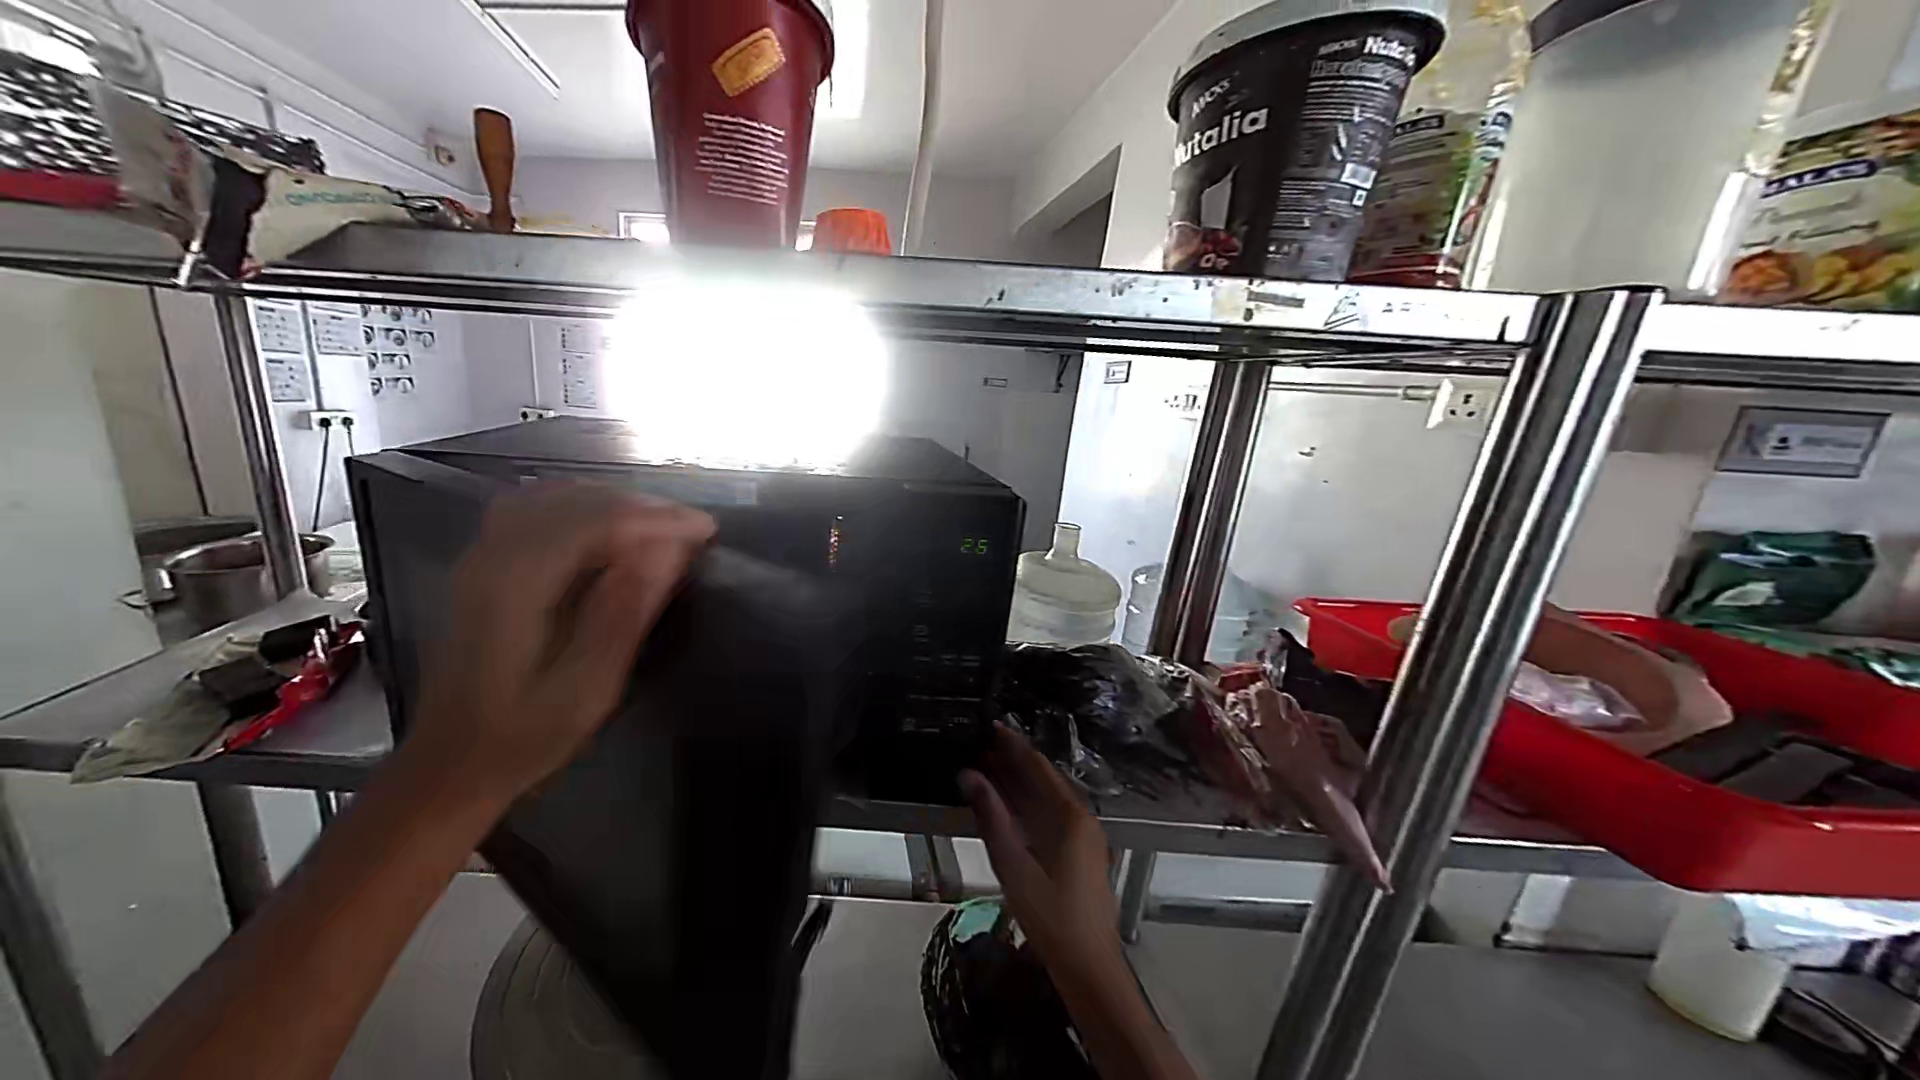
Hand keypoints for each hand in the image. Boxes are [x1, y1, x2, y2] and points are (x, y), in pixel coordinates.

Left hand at [407, 484, 714, 804]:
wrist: (451, 761)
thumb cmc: (525, 734)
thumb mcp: (587, 688)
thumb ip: (624, 614)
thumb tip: (668, 552)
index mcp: (516, 587)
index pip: (596, 522)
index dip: (659, 519)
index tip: (708, 530)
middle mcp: (492, 557)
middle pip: (576, 501)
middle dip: (644, 506)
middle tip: (695, 528)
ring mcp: (481, 556)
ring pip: (556, 496)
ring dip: (616, 501)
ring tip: (664, 524)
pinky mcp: (483, 564)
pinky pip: (537, 507)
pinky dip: (585, 504)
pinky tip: (612, 523)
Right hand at [959, 726, 1121, 974]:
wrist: (1089, 967)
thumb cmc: (1052, 918)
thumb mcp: (1015, 866)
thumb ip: (992, 818)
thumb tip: (969, 776)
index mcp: (1072, 817)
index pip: (1039, 768)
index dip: (1014, 745)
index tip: (992, 725)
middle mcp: (1082, 819)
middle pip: (1044, 780)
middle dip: (1014, 762)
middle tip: (982, 747)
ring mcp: (1083, 837)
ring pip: (1047, 799)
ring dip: (1019, 784)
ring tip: (988, 769)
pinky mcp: (1079, 854)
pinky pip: (1050, 816)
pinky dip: (1028, 806)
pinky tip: (1008, 807)